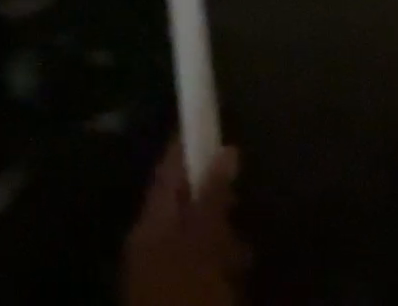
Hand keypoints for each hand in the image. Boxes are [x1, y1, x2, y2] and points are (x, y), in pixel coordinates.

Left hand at [123, 142, 246, 305]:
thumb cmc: (187, 297)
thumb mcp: (203, 245)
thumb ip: (212, 196)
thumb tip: (227, 148)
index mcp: (150, 226)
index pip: (170, 170)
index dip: (190, 140)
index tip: (215, 110)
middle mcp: (154, 242)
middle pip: (188, 197)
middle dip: (218, 190)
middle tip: (247, 181)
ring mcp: (167, 270)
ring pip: (202, 230)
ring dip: (227, 228)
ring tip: (247, 246)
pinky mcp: (185, 291)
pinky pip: (209, 259)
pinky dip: (226, 256)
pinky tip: (243, 271)